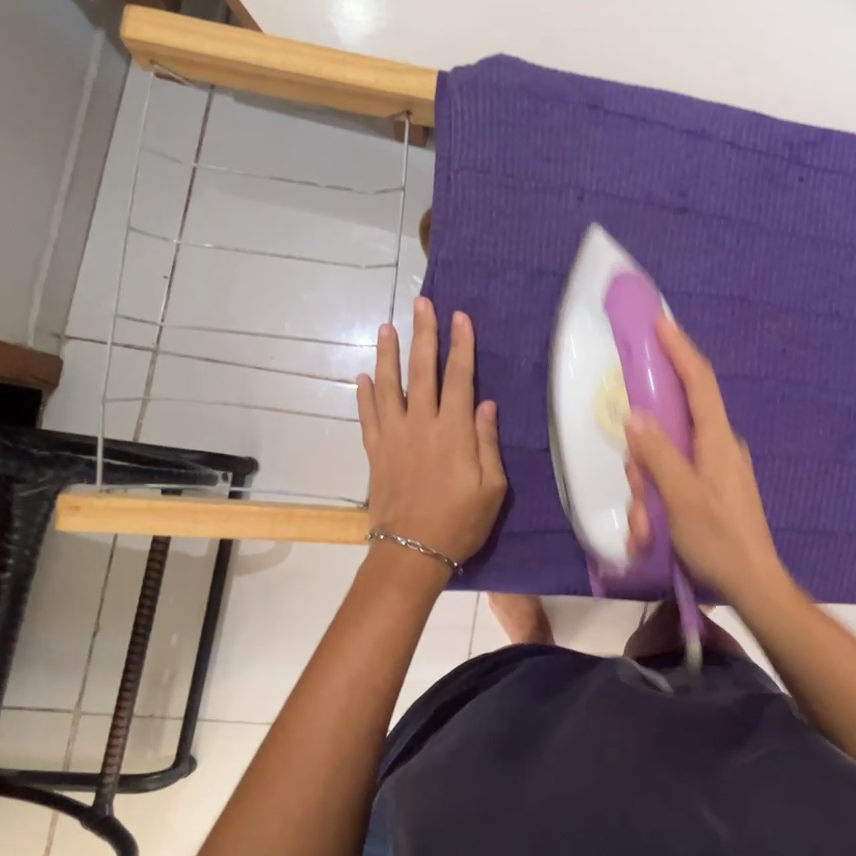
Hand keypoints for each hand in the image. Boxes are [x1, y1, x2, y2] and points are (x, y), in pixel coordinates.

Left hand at [356, 298, 506, 565]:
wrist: (413, 551)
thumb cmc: (461, 521)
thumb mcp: (493, 487)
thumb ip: (488, 442)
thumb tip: (486, 404)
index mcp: (454, 431)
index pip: (459, 377)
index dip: (460, 345)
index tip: (460, 317)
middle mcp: (422, 424)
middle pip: (422, 371)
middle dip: (423, 334)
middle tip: (422, 304)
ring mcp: (394, 436)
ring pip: (389, 386)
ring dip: (388, 354)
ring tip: (387, 327)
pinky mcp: (376, 452)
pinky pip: (367, 416)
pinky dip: (364, 394)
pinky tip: (363, 376)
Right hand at [625, 317, 790, 603]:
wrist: (753, 585)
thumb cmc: (718, 539)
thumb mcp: (679, 496)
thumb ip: (656, 453)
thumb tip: (635, 414)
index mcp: (717, 440)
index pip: (699, 381)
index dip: (680, 350)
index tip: (661, 323)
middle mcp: (719, 447)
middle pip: (670, 429)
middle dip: (645, 463)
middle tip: (642, 501)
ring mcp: (716, 471)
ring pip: (666, 463)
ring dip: (649, 496)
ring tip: (647, 532)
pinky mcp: (712, 493)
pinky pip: (675, 486)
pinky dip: (659, 508)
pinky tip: (652, 538)